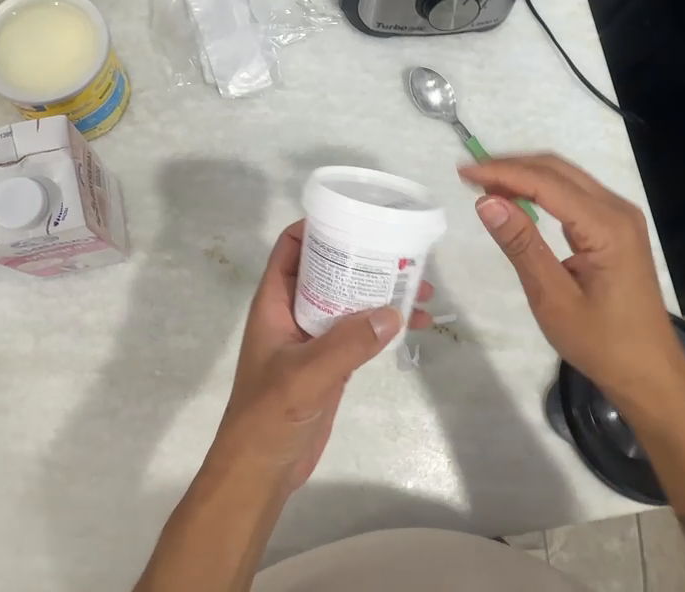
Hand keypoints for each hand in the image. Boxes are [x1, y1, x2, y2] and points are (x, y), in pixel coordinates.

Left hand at [216, 221, 433, 493]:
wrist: (262, 469)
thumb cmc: (268, 414)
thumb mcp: (304, 375)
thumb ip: (346, 344)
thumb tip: (393, 311)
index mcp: (275, 301)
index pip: (292, 246)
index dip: (318, 226)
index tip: (356, 215)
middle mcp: (294, 311)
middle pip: (329, 268)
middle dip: (364, 258)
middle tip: (405, 252)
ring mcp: (314, 336)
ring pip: (349, 298)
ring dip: (381, 290)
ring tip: (422, 286)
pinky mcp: (331, 361)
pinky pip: (360, 330)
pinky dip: (384, 323)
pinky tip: (414, 323)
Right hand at [461, 156, 684, 405]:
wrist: (648, 373)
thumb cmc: (601, 342)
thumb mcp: (553, 298)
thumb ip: (521, 245)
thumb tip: (486, 201)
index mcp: (607, 226)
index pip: (546, 183)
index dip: (503, 172)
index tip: (464, 173)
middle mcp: (618, 210)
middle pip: (557, 170)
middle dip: (511, 167)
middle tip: (470, 177)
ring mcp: (620, 217)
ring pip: (565, 177)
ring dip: (525, 175)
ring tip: (486, 185)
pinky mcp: (616, 227)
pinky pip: (574, 194)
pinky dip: (541, 190)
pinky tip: (517, 200)